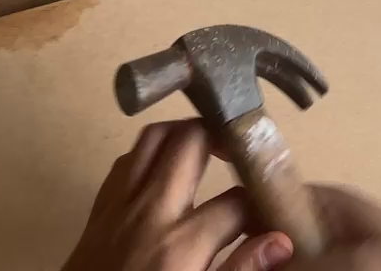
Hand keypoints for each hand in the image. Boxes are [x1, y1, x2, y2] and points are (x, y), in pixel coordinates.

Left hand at [62, 119, 294, 270]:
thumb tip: (281, 241)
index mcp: (180, 248)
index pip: (236, 203)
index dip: (260, 202)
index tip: (270, 206)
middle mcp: (151, 212)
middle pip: (193, 140)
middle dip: (222, 137)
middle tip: (240, 152)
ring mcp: (121, 205)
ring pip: (155, 135)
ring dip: (184, 132)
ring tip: (206, 146)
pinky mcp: (99, 208)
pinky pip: (127, 158)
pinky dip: (150, 152)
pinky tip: (165, 168)